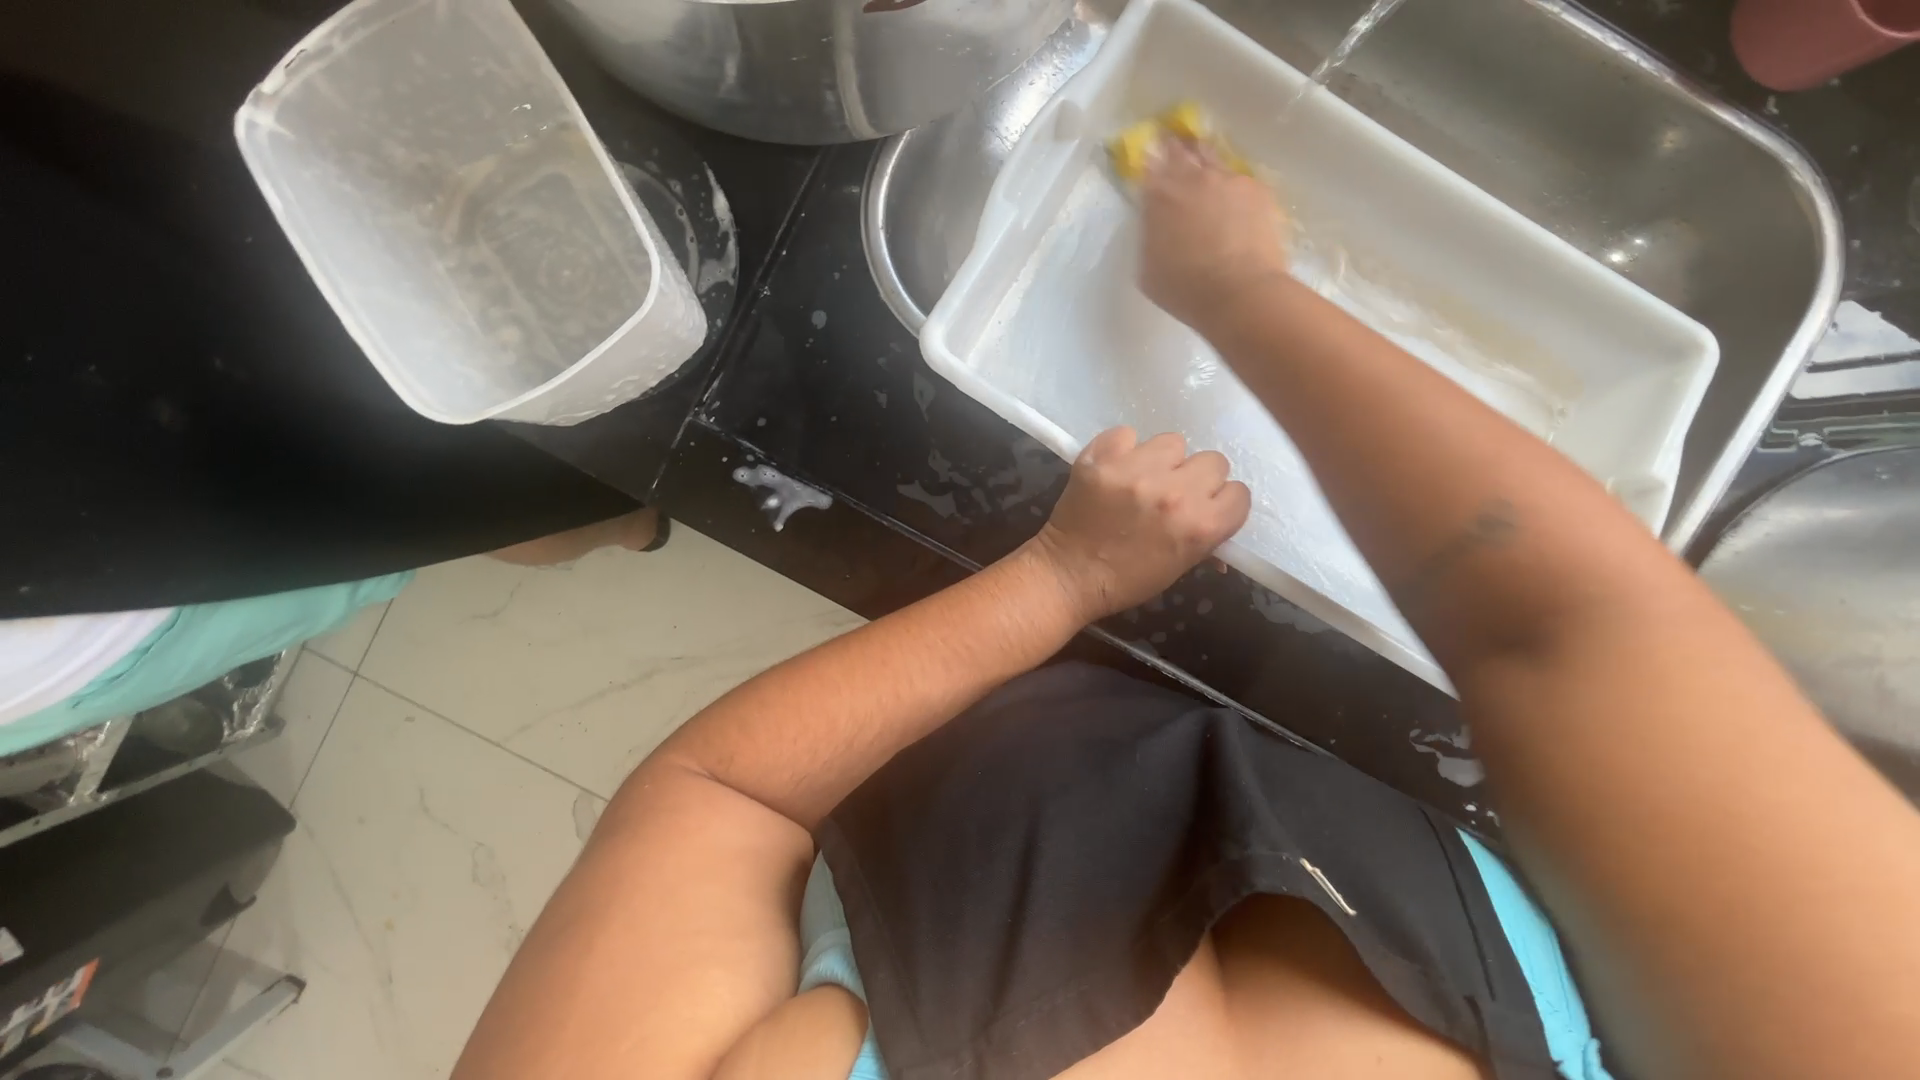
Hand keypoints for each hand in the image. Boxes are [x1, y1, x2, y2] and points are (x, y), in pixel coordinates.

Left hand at [1026, 427, 1251, 622]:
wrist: (1068, 575)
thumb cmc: (1127, 580)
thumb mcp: (1180, 565)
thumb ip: (1206, 536)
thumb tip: (1219, 518)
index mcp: (1201, 526)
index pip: (1238, 493)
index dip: (1220, 502)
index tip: (1202, 509)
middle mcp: (1174, 493)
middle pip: (1212, 461)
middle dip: (1194, 478)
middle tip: (1170, 495)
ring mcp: (1136, 472)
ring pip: (1173, 442)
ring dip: (1161, 460)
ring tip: (1141, 480)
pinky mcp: (1102, 458)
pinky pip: (1127, 434)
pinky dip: (1122, 449)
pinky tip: (1114, 471)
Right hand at [1140, 138, 1290, 333]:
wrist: (1240, 294)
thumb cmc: (1185, 290)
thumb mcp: (1148, 268)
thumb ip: (1150, 236)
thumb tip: (1158, 225)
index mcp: (1159, 198)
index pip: (1149, 166)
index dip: (1149, 159)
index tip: (1149, 154)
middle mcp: (1193, 179)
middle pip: (1181, 152)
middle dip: (1175, 149)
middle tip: (1173, 144)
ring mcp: (1229, 180)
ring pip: (1213, 159)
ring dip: (1205, 160)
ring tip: (1204, 165)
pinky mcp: (1258, 190)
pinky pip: (1240, 181)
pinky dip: (1233, 187)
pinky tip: (1234, 201)